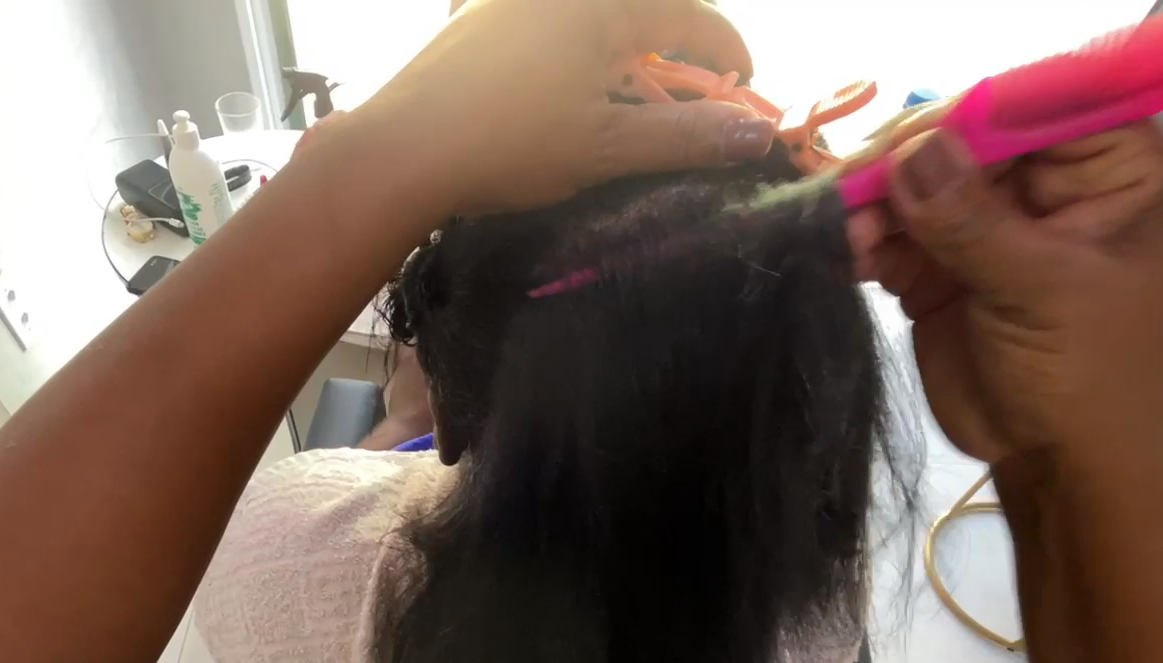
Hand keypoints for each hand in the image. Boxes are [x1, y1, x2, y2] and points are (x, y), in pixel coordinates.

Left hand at [328, 0, 777, 217]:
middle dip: (673, 52)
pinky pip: (550, 27)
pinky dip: (576, 55)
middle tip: (687, 96)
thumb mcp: (605, 146)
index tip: (745, 84)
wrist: (404, 149)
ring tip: (625, 98)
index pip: (688, 16)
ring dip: (622, 54)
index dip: (725, 50)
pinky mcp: (479, 19)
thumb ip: (682, 138)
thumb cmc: (510, 145)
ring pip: (592, 20)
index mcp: (602, 3)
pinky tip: (563, 91)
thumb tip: (757, 135)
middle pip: (640, 13)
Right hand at [849, 118, 1162, 466]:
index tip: (899, 146)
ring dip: (874, 211)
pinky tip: (845, 260)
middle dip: (903, 169)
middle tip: (847, 194)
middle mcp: (1043, 188)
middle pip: (962, 146)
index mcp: (1107, 169)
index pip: (1034, 109)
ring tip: (845, 240)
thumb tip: (910, 152)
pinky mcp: (939, 270)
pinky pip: (892, 240)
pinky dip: (864, 247)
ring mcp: (985, 230)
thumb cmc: (1083, 371)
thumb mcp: (1038, 290)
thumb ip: (972, 223)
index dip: (965, 118)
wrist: (1051, 453)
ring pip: (917, 192)